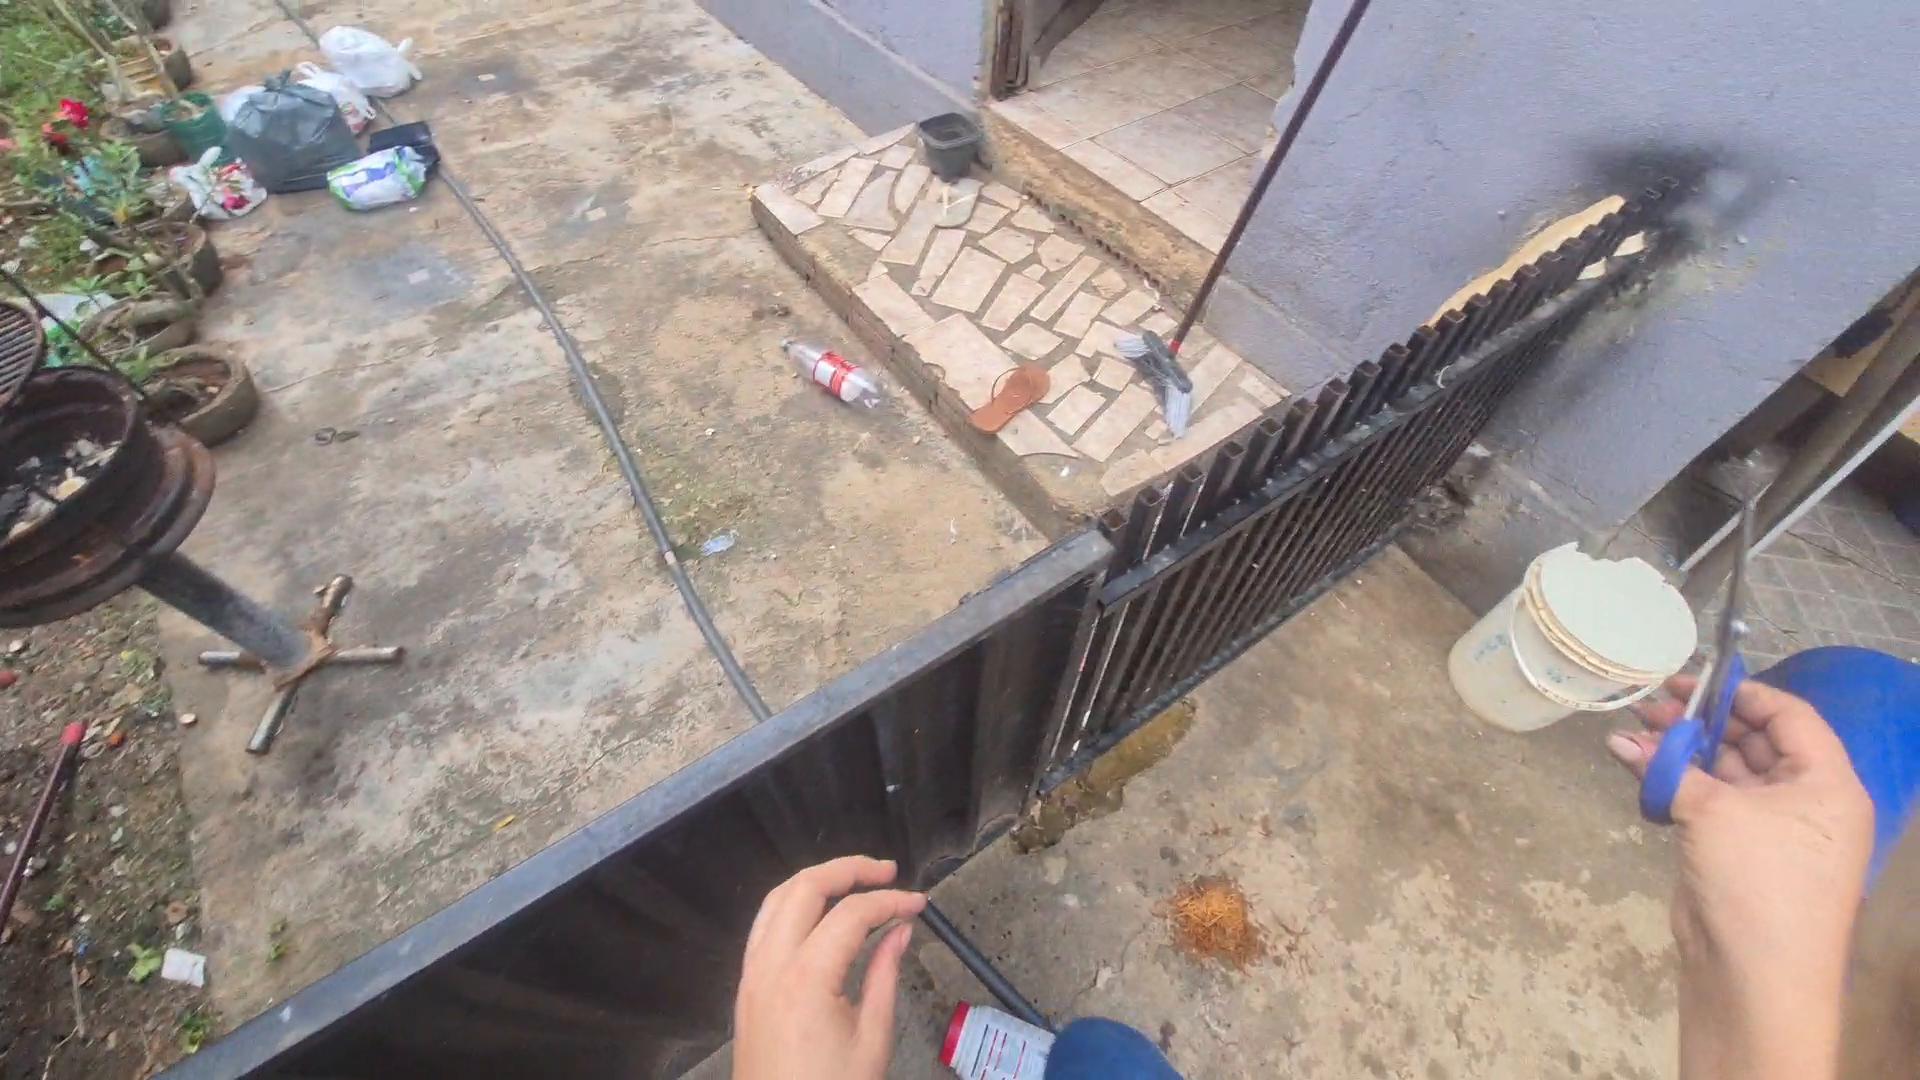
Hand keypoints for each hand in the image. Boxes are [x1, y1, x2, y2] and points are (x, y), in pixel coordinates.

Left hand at [734, 856, 926, 1079]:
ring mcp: (752, 973)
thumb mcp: (871, 1042)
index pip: (852, 914)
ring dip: (818, 879)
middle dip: (850, 869)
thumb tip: (900, 928)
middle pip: (806, 886)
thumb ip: (884, 975)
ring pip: (778, 897)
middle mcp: (771, 964)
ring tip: (856, 881)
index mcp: (806, 979)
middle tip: (888, 872)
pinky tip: (819, 911)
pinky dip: (794, 903)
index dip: (890, 901)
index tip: (919, 904)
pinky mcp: (746, 986)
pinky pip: (764, 924)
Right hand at [1607, 675, 1873, 1079]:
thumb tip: (1616, 738)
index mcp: (1827, 786)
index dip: (1742, 694)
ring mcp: (1769, 823)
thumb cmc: (1759, 878)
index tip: (1689, 680)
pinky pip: (1703, 794)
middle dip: (1700, 719)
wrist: (1756, 964)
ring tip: (1632, 728)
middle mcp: (1805, 800)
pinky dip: (1671, 777)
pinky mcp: (1733, 842)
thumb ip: (1664, 767)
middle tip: (1648, 701)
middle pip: (1754, 741)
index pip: (1791, 719)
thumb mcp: (1712, 811)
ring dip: (1678, 748)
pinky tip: (1636, 764)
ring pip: (1722, 767)